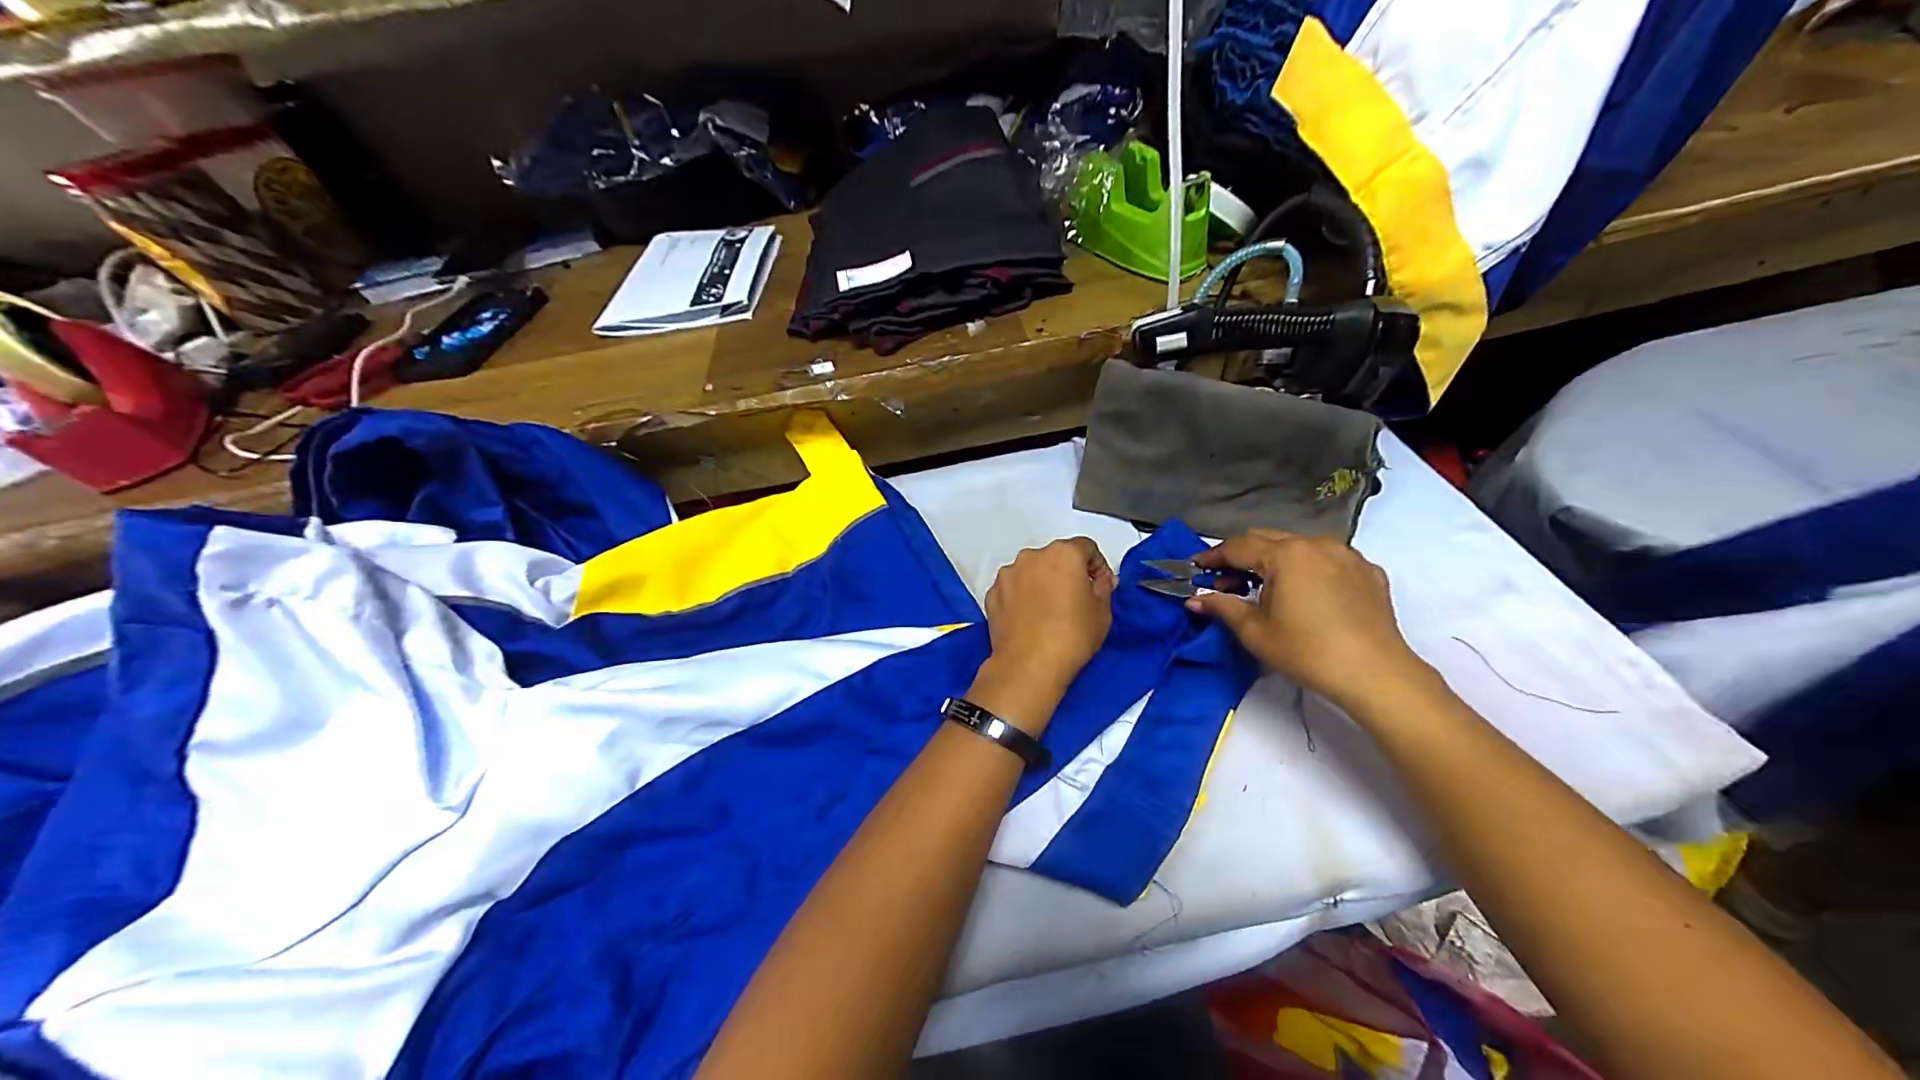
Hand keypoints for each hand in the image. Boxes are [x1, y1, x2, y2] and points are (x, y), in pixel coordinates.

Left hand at [979, 538, 1115, 702]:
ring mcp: (1008, 574)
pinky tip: (1031, 619)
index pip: (1086, 547)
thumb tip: (1100, 581)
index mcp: (1064, 554)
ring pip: (1032, 572)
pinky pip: (1013, 588)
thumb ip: (1103, 587)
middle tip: (1076, 600)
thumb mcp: (1102, 612)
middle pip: (1056, 557)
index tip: (1099, 584)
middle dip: (1067, 573)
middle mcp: (1032, 556)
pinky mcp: (993, 593)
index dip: (1097, 566)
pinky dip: (1022, 597)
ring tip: (1050, 612)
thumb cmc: (1070, 637)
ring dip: (1042, 584)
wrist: (1029, 665)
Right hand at [1187, 529, 1428, 710]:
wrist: (1374, 674)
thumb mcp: (1254, 631)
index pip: (1238, 547)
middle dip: (1244, 557)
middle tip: (1227, 583)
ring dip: (1277, 561)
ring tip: (1267, 589)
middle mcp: (1317, 544)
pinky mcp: (1369, 572)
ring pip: (1300, 547)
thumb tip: (1196, 598)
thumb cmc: (1306, 651)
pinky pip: (1329, 561)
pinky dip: (1310, 571)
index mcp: (1285, 554)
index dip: (1213, 557)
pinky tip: (1306, 596)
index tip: (1196, 568)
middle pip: (1268, 540)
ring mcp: (1347, 556)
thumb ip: (1222, 607)